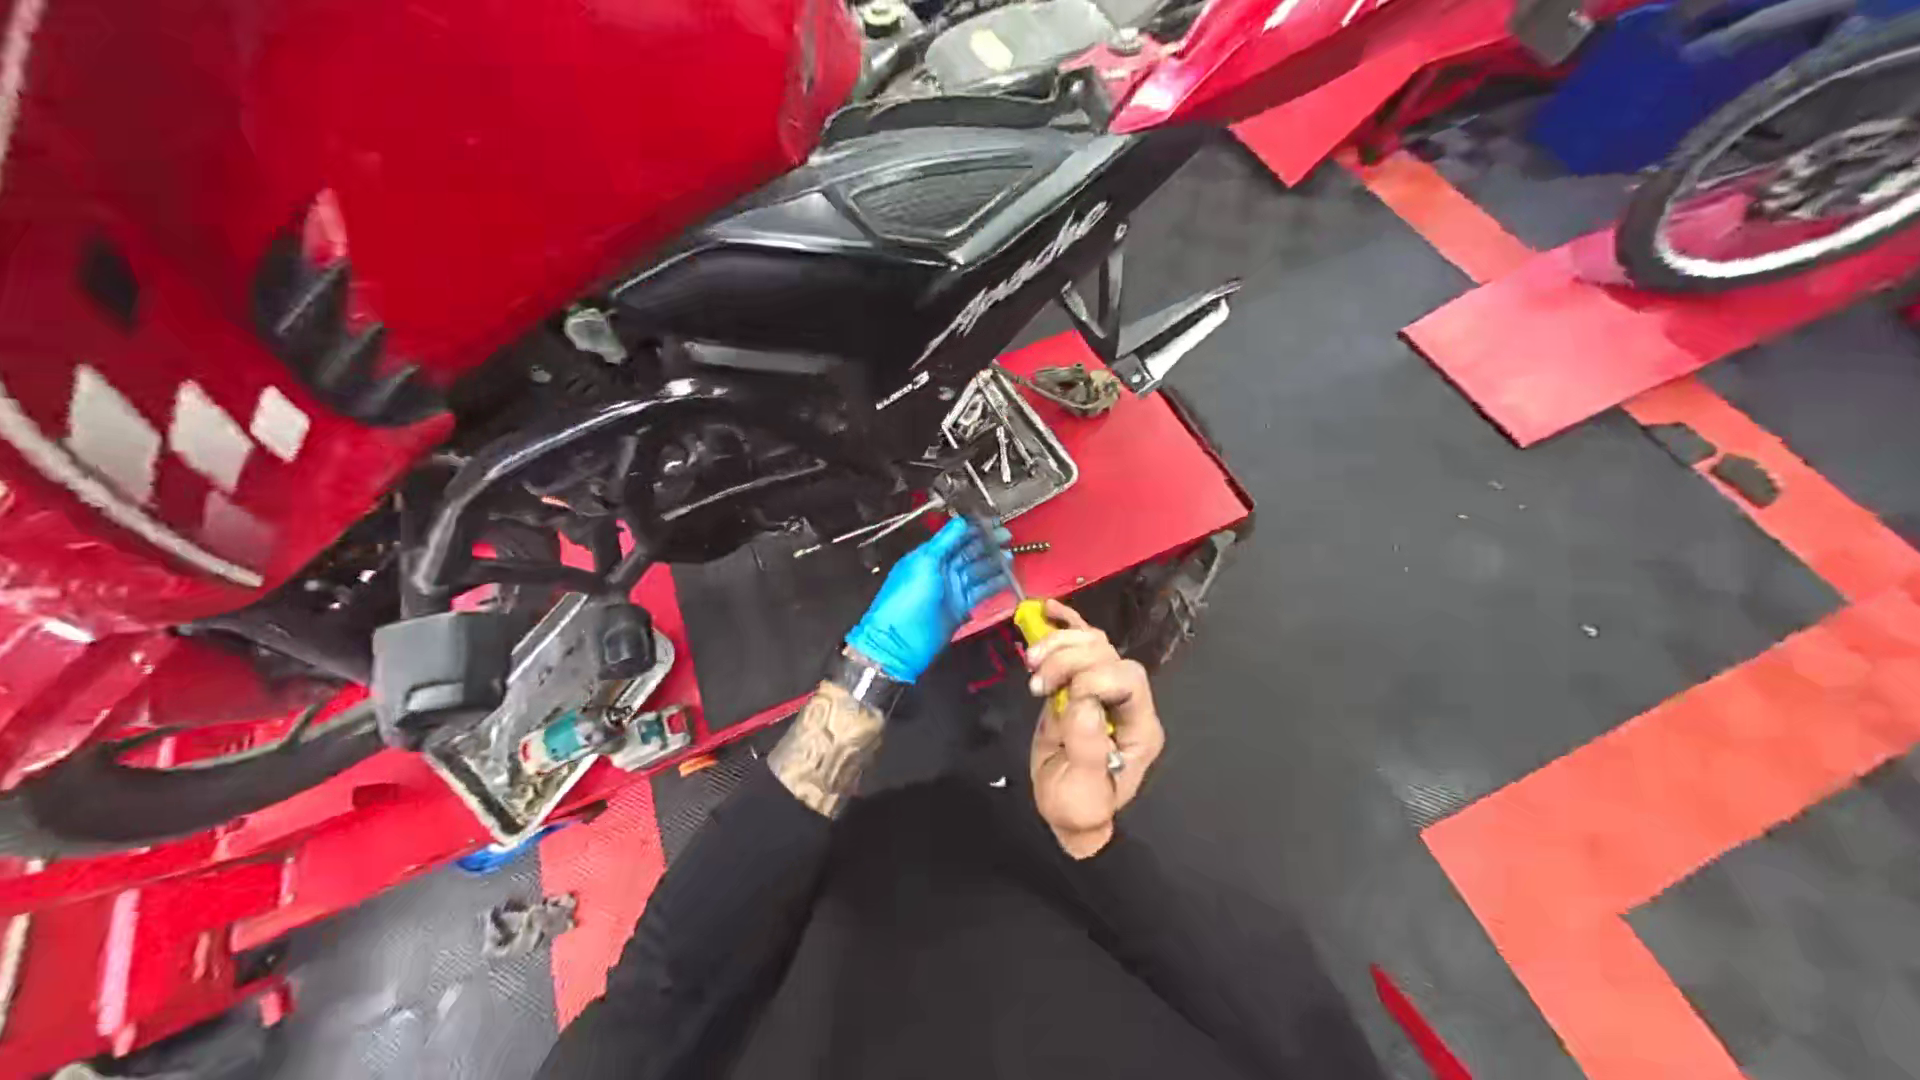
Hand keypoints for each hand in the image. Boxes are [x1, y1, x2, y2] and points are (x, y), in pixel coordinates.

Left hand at [844, 516, 1012, 682]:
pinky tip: (1007, 578)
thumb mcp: (923, 562)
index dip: (974, 530)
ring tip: (1010, 556)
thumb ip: (944, 541)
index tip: (993, 522)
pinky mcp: (960, 609)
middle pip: (969, 554)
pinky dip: (994, 586)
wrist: (900, 641)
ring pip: (978, 572)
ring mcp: (952, 591)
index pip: (955, 538)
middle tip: (1007, 537)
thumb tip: (960, 522)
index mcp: (929, 556)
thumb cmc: (905, 598)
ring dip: (994, 564)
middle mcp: (942, 571)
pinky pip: (981, 594)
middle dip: (988, 545)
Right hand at [1025, 600, 1163, 858]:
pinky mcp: (1081, 682)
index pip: (1128, 680)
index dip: (1094, 678)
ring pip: (1092, 644)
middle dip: (1068, 660)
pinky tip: (1046, 611)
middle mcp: (1127, 702)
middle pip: (1107, 655)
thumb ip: (1088, 749)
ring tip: (1033, 663)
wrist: (1068, 812)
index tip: (1064, 698)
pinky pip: (1080, 643)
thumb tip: (1085, 702)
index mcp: (1138, 728)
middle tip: (1037, 682)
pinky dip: (1065, 625)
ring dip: (1059, 644)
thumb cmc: (1079, 808)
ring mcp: (1105, 688)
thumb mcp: (1083, 792)